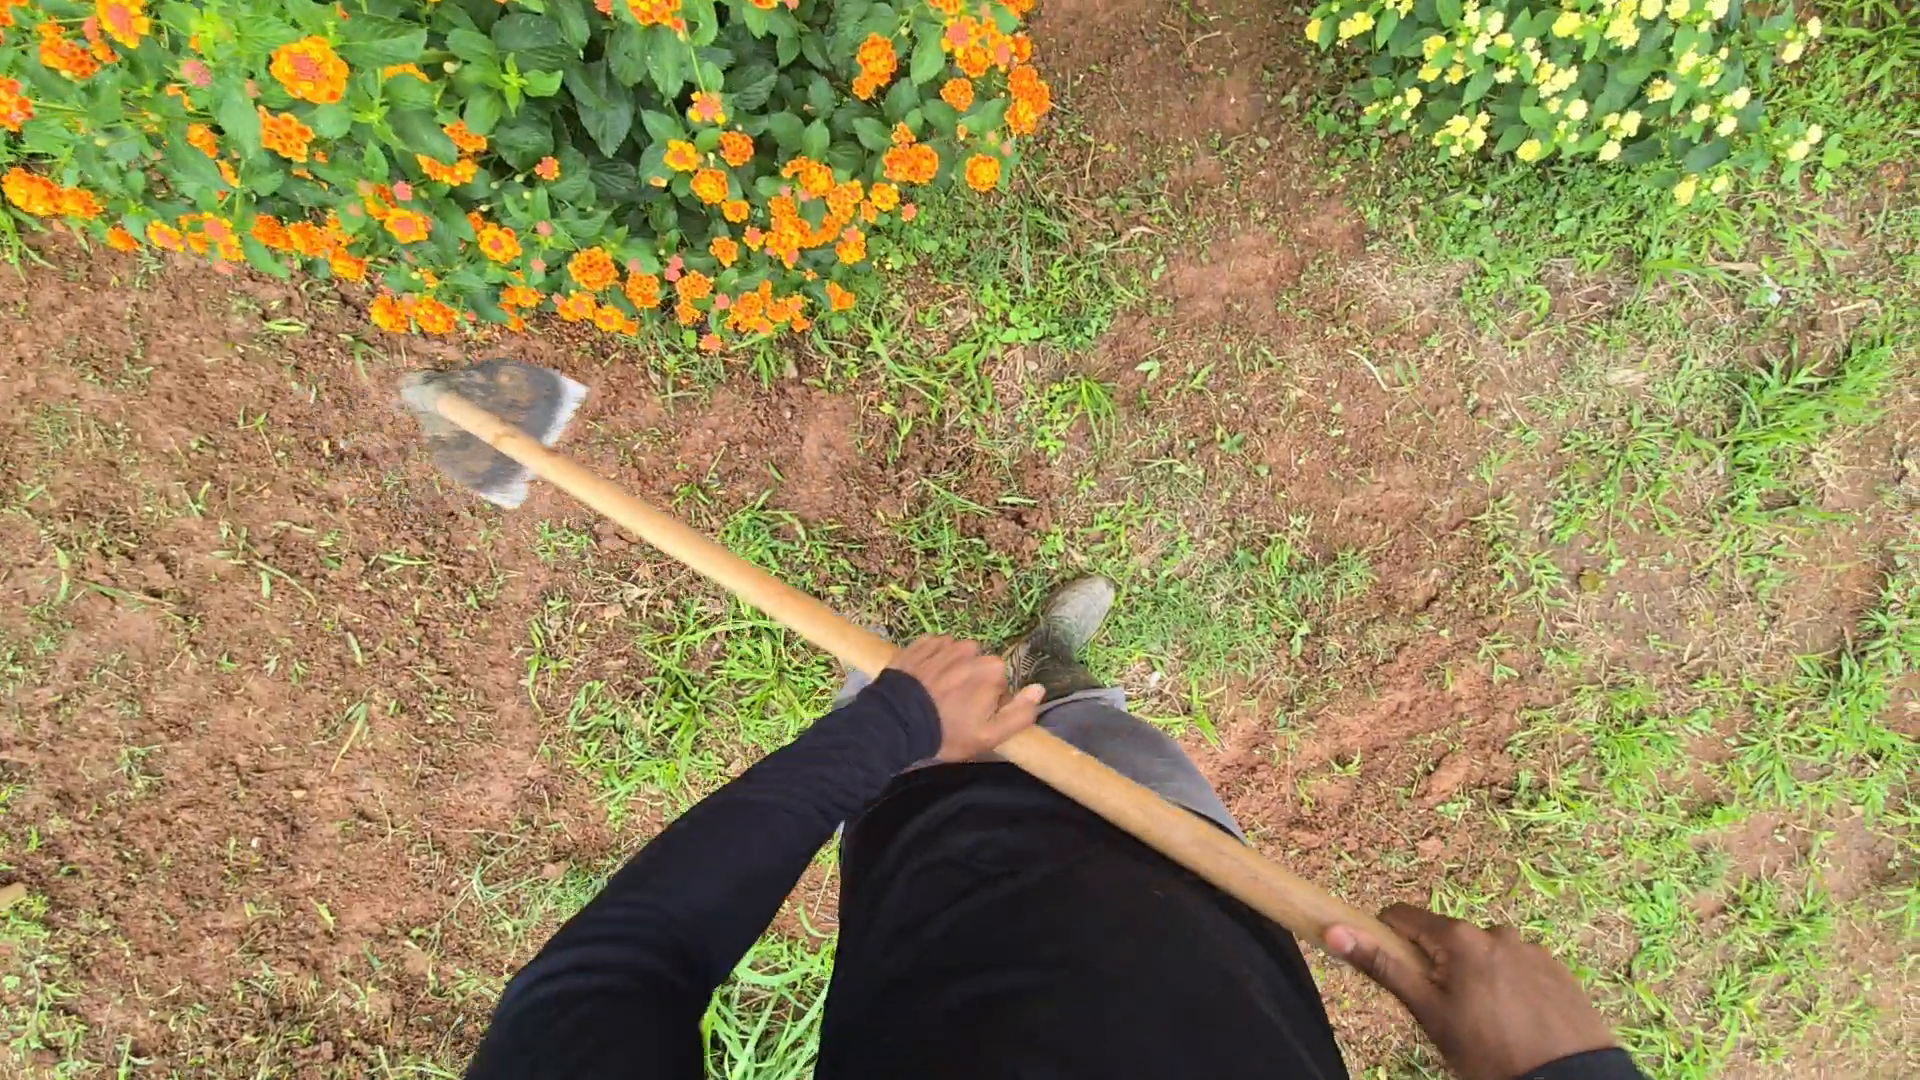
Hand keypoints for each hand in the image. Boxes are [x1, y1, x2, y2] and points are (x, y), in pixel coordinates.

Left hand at [885, 636, 1043, 761]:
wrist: (896, 722)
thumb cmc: (947, 732)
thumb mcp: (990, 736)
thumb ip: (1020, 713)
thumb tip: (1040, 689)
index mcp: (992, 669)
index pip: (1000, 682)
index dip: (989, 700)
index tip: (972, 715)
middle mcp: (971, 648)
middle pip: (979, 666)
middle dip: (971, 682)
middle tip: (953, 707)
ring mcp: (943, 643)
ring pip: (957, 655)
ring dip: (952, 670)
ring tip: (936, 694)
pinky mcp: (920, 643)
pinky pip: (935, 648)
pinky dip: (932, 661)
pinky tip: (923, 681)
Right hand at [1326, 904, 1616, 1079]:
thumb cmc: (1491, 1051)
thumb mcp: (1430, 1013)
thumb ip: (1382, 965)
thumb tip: (1333, 929)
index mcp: (1457, 935)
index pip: (1402, 916)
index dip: (1391, 939)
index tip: (1400, 973)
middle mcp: (1492, 930)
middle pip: (1445, 937)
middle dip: (1438, 964)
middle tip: (1449, 1010)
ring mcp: (1530, 949)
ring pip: (1482, 952)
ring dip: (1476, 973)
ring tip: (1490, 1021)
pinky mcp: (1560, 970)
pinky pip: (1518, 966)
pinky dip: (1510, 984)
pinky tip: (1520, 1020)